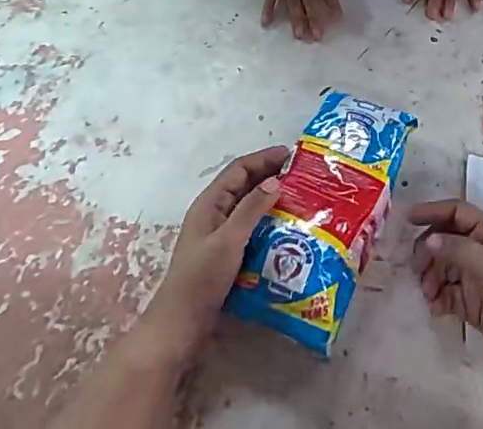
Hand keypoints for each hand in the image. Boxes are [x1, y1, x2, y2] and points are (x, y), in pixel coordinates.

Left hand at [140, 145, 288, 360]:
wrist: (180, 328)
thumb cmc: (201, 280)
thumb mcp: (228, 241)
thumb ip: (251, 209)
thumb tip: (276, 180)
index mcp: (209, 203)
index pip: (239, 169)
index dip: (264, 158)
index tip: (292, 155)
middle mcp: (214, 214)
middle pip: (245, 186)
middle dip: (271, 177)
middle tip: (302, 177)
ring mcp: (219, 236)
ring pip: (249, 208)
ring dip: (272, 201)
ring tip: (300, 202)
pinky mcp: (226, 255)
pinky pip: (251, 230)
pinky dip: (268, 224)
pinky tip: (287, 232)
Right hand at [408, 200, 482, 383]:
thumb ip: (459, 250)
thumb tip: (429, 240)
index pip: (458, 213)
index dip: (433, 212)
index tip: (408, 219)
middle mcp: (482, 252)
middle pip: (446, 240)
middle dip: (428, 249)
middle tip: (418, 267)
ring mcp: (477, 279)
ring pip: (444, 268)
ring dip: (431, 276)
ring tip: (428, 292)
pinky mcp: (473, 305)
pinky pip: (447, 293)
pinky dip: (437, 297)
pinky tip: (435, 306)